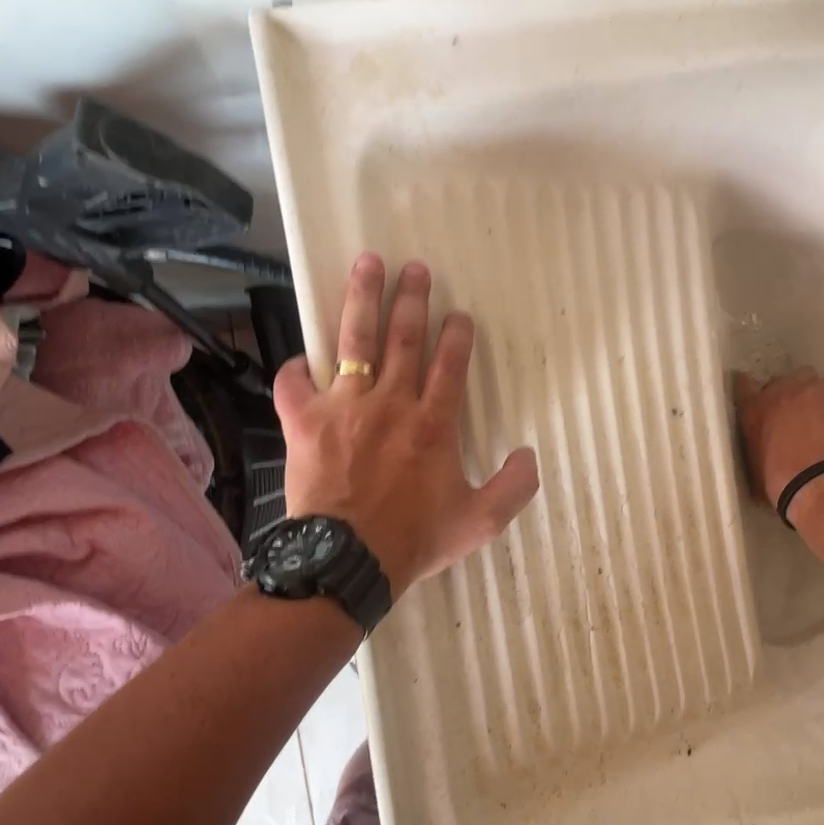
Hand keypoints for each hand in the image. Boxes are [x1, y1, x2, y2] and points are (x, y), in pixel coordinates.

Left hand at [273, 253, 539, 593]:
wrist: (348, 560)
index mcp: (433, 424)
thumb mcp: (480, 522)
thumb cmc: (415, 540)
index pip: (449, 364)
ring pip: (355, 341)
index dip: (457, 335)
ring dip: (363, 299)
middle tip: (415, 268)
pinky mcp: (304, 421)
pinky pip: (294, 382)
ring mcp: (344, 408)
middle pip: (403, 339)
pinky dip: (297, 367)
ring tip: (367, 264)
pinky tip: (304, 359)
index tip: (459, 314)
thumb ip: (514, 487)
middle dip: (412, 299)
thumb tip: (529, 454)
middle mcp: (391, 404)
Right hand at [734, 368, 823, 511]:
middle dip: (790, 396)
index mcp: (755, 408)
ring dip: (816, 397)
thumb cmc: (781, 482)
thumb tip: (764, 448)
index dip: (751, 391)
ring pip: (815, 383)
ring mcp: (815, 389)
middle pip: (785, 381)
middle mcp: (782, 390)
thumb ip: (757, 445)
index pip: (743, 385)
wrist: (821, 482)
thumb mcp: (755, 465)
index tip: (757, 400)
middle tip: (797, 419)